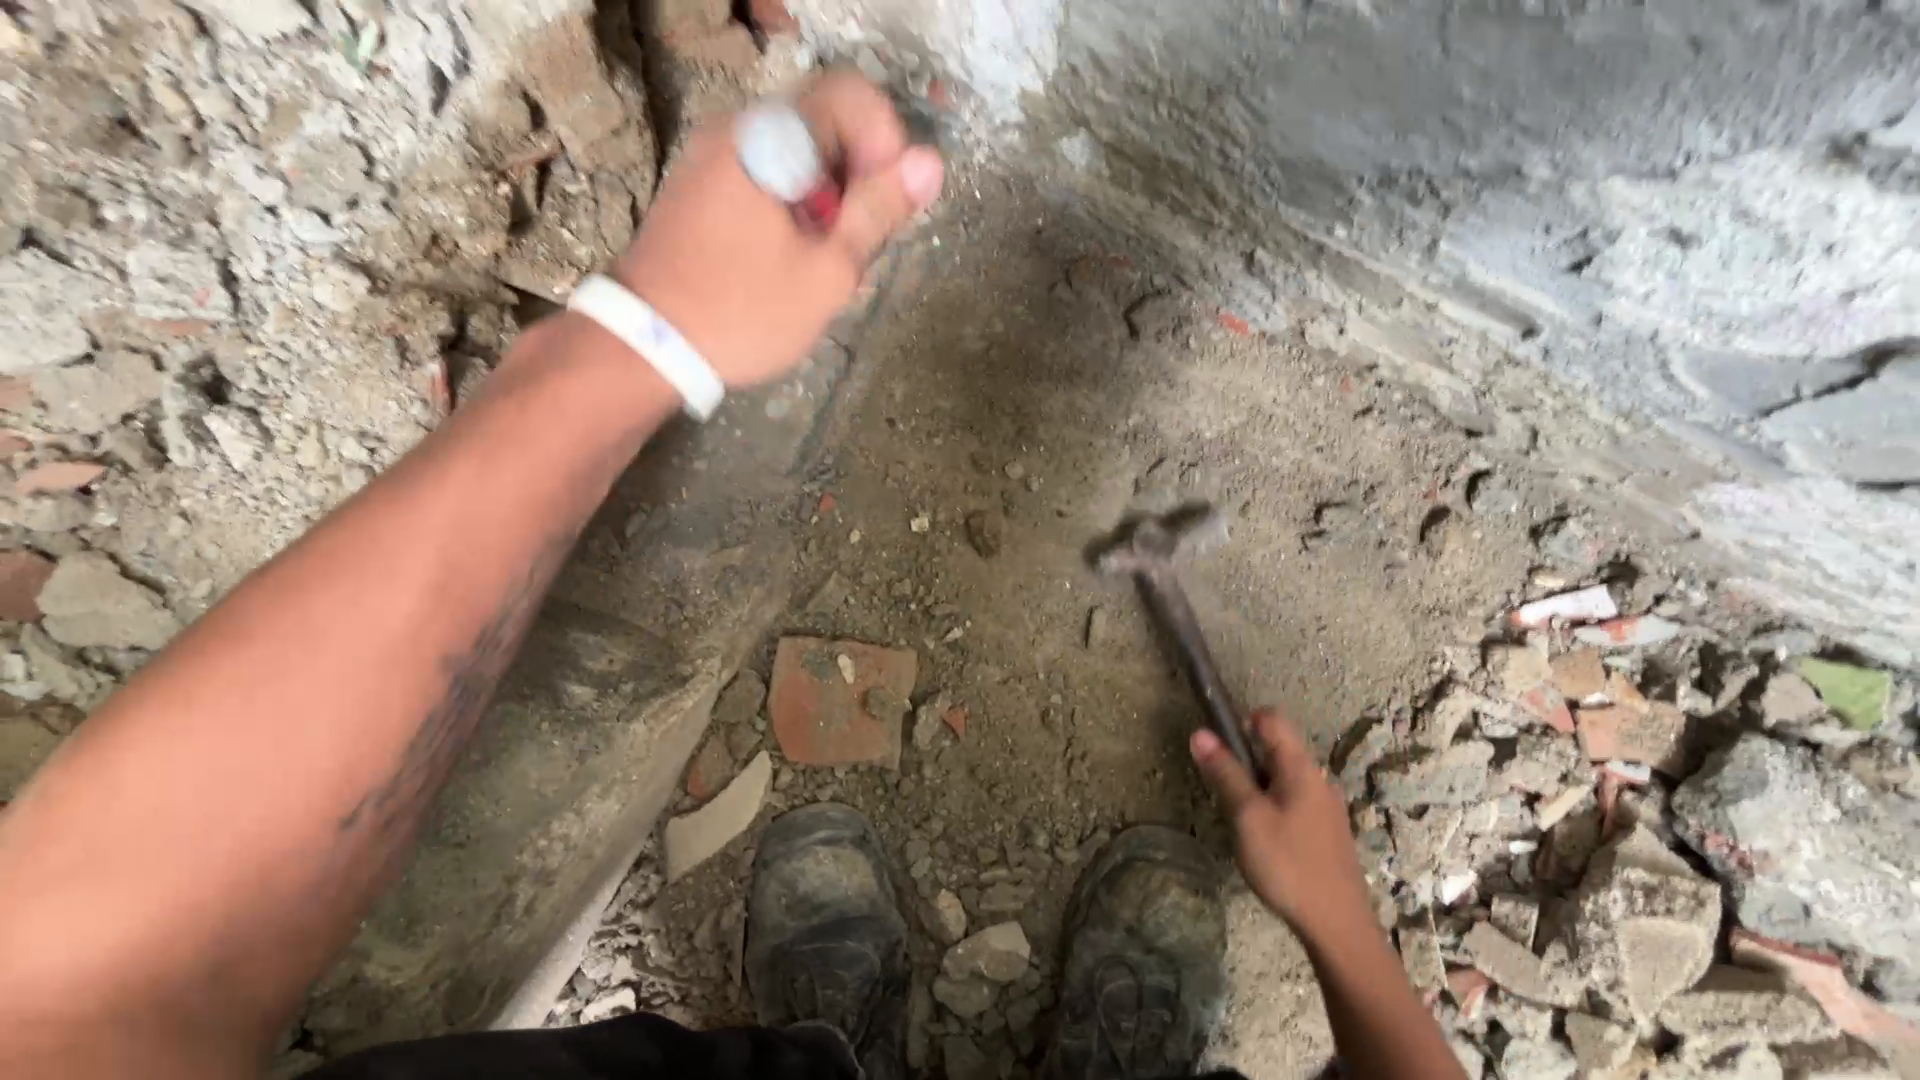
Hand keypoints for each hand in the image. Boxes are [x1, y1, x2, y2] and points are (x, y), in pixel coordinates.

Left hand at [613, 73, 944, 388]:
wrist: (646, 346)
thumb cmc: (744, 312)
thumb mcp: (827, 273)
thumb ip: (879, 212)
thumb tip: (929, 162)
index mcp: (769, 138)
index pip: (853, 98)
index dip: (886, 145)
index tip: (887, 203)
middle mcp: (736, 130)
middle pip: (825, 127)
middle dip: (857, 182)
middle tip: (857, 248)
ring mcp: (712, 157)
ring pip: (798, 157)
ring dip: (828, 202)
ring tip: (823, 264)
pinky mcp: (700, 187)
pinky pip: (767, 177)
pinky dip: (794, 209)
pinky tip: (790, 261)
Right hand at [1190, 709, 1374, 942]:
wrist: (1338, 925)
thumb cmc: (1288, 864)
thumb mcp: (1247, 816)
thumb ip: (1225, 773)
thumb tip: (1200, 733)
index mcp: (1301, 768)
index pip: (1272, 719)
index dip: (1241, 721)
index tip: (1219, 749)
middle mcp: (1318, 780)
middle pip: (1276, 750)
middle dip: (1245, 762)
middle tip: (1225, 795)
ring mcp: (1327, 807)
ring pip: (1283, 779)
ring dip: (1257, 789)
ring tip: (1241, 823)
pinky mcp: (1328, 832)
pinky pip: (1293, 803)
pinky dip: (1272, 808)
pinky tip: (1264, 843)